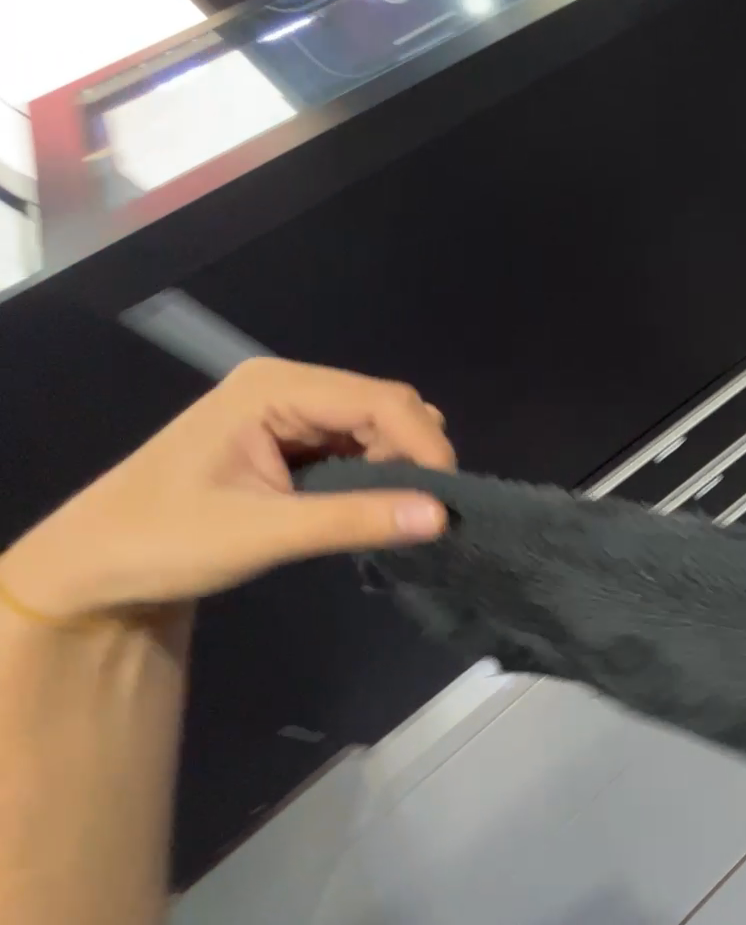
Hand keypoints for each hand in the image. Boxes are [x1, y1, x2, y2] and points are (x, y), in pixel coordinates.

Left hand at [0, 358, 454, 620]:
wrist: (88, 572)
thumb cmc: (160, 543)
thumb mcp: (260, 534)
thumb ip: (355, 520)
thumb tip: (443, 517)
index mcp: (274, 388)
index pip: (383, 400)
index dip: (425, 444)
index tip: (446, 498)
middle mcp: (289, 385)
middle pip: (391, 405)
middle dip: (414, 453)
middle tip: (415, 507)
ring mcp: (292, 407)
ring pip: (385, 421)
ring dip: (400, 462)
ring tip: (388, 506)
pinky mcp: (296, 434)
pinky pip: (366, 439)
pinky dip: (382, 468)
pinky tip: (369, 498)